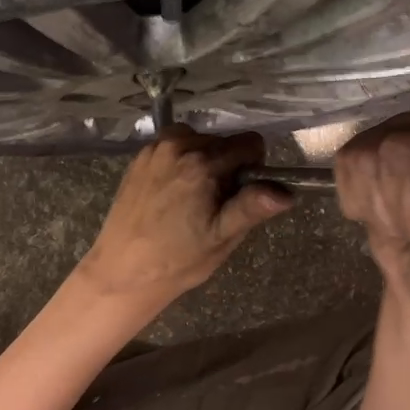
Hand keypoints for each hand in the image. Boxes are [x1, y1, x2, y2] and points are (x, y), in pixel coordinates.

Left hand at [75, 125, 293, 311]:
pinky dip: (181, 161)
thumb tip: (286, 192)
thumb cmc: (176, 258)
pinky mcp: (139, 157)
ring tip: (193, 199)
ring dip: (203, 161)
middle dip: (226, 166)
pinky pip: (173, 146)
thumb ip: (252, 207)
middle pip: (222, 141)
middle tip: (214, 204)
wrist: (123, 269)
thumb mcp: (221, 237)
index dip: (254, 167)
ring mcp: (154, 148)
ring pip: (197, 140)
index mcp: (201, 162)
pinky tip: (173, 194)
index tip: (241, 194)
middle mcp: (177, 145)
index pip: (249, 142)